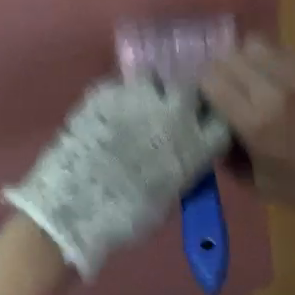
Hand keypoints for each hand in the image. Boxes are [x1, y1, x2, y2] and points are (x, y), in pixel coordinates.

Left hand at [2, 78, 230, 279]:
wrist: (75, 206)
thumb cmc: (125, 216)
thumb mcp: (168, 196)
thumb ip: (180, 167)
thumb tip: (178, 155)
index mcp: (194, 145)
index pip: (218, 121)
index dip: (208, 122)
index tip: (199, 128)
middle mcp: (173, 112)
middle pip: (190, 88)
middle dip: (181, 96)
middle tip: (167, 110)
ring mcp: (138, 96)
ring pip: (151, 77)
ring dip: (147, 89)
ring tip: (133, 107)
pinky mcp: (105, 91)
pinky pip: (117, 87)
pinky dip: (115, 98)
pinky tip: (104, 116)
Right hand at [200, 37, 294, 203]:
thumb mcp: (255, 182)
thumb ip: (227, 155)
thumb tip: (211, 130)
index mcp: (255, 121)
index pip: (210, 78)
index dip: (203, 85)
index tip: (207, 97)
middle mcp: (274, 90)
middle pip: (229, 56)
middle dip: (221, 70)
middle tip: (226, 86)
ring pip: (255, 44)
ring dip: (246, 59)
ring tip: (251, 76)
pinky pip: (283, 50)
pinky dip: (273, 60)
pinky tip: (278, 78)